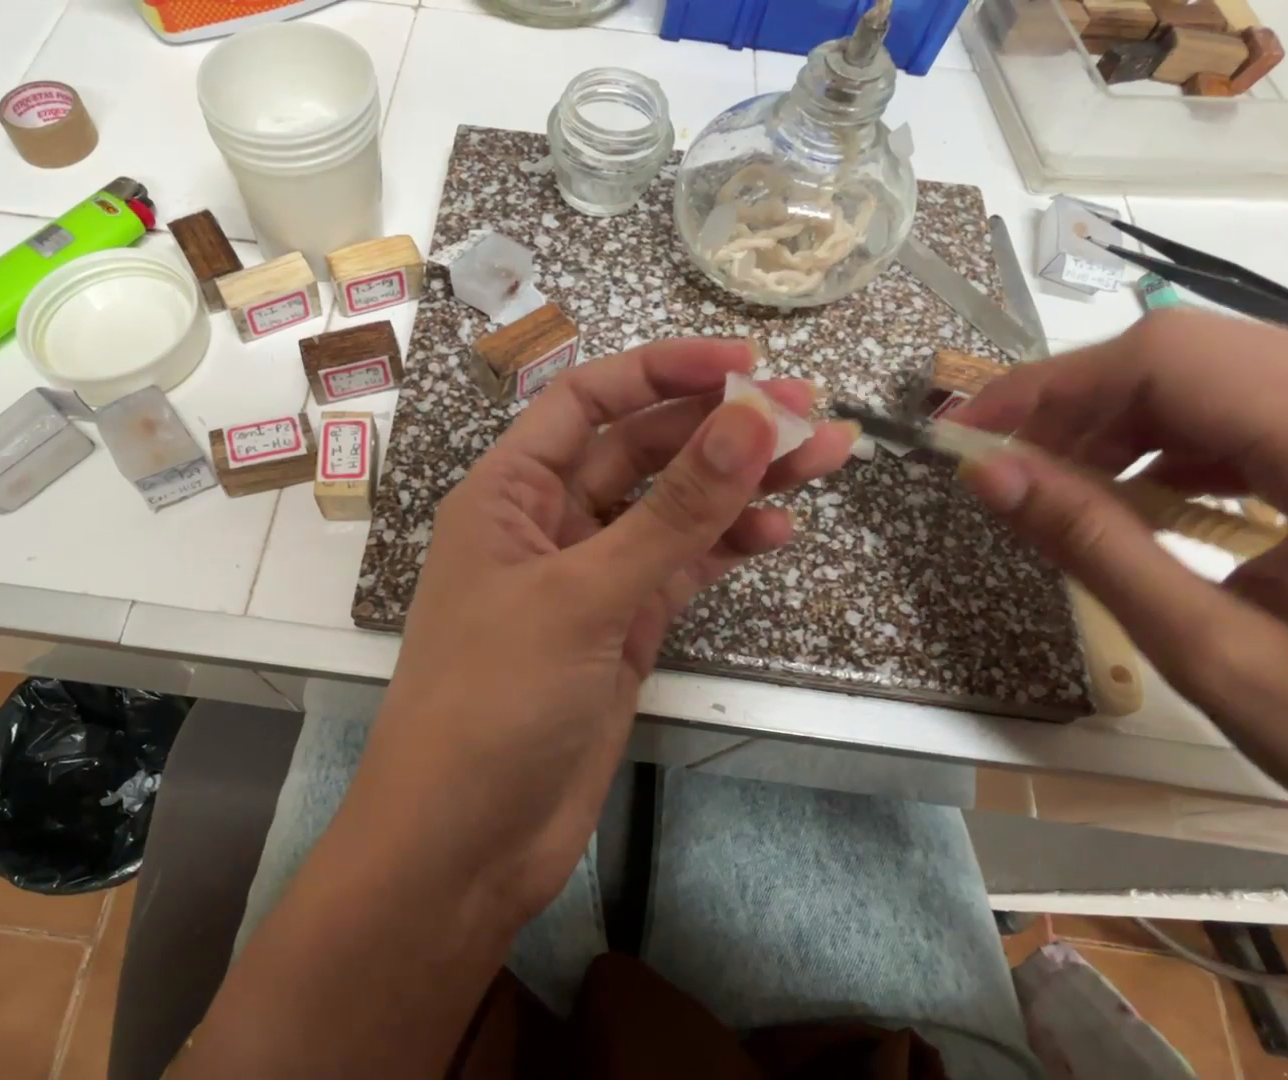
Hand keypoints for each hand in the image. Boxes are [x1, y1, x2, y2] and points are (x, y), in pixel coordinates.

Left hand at [341, 338, 857, 923]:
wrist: (464, 839)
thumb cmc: (494, 701)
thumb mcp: (582, 597)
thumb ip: (670, 514)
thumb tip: (749, 420)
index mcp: (507, 492)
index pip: (586, 402)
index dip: (660, 372)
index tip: (744, 365)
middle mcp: (545, 525)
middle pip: (637, 452)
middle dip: (716, 429)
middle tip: (807, 414)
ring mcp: (586, 581)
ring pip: (668, 512)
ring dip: (737, 486)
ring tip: (823, 461)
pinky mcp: (617, 633)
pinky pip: (677, 570)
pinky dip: (723, 548)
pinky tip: (777, 532)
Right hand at [955, 310, 1287, 875]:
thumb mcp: (1216, 651)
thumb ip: (1095, 547)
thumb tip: (989, 474)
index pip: (1170, 359)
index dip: (1049, 382)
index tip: (968, 430)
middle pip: (1199, 353)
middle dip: (1079, 400)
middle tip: (1005, 462)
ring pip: (1234, 374)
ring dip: (1128, 419)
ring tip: (1064, 483)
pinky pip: (1276, 410)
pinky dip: (1187, 438)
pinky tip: (1150, 491)